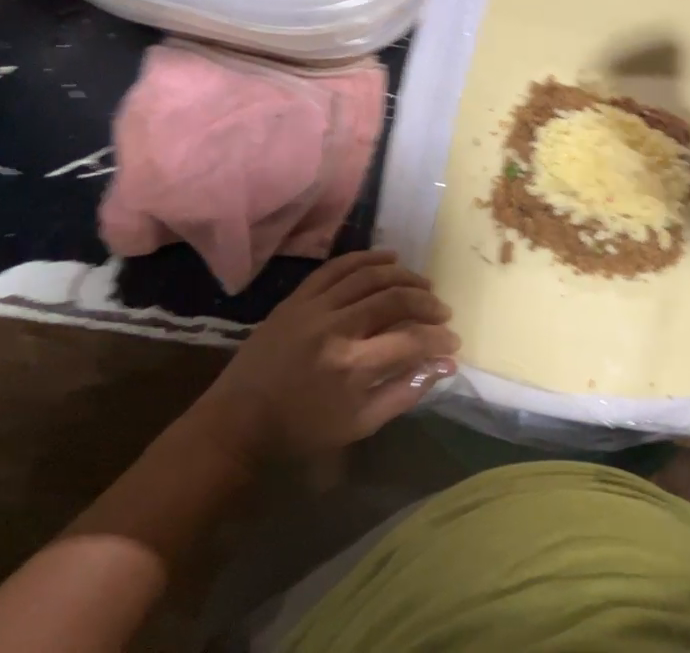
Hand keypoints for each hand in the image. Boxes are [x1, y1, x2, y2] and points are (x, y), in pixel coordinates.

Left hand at [193, 250, 458, 461]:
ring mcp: (312, 309)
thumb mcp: (360, 423)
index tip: (452, 341)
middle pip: (394, 299)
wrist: (237, 422)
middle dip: (426, 303)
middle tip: (442, 312)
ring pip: (368, 276)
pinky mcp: (295, 299)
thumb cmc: (302, 430)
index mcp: (351, 367)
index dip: (439, 338)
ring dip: (403, 276)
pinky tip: (389, 259)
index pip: (411, 340)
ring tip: (423, 286)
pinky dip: (366, 258)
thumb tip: (445, 364)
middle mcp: (334, 329)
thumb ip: (406, 391)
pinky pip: (336, 268)